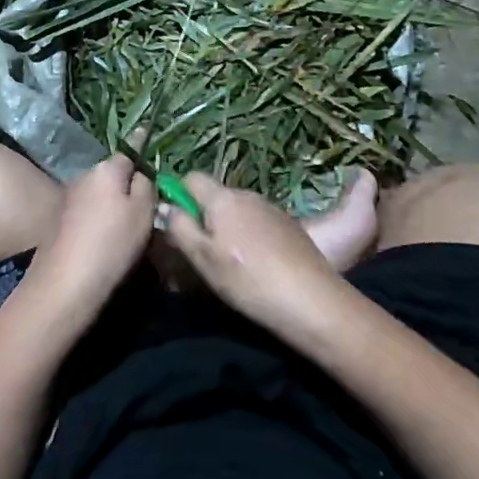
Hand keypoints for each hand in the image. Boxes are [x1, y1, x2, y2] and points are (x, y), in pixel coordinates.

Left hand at [23, 153, 156, 315]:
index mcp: (105, 168)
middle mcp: (82, 175)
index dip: (142, 174)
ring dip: (108, 209)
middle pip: (111, 177)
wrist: (65, 281)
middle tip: (140, 220)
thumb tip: (139, 176)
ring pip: (97, 196)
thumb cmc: (112, 242)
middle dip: (124, 192)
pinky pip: (84, 214)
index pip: (129, 156)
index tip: (151, 197)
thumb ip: (146, 185)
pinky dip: (93, 224)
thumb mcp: (144, 211)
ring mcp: (66, 197)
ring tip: (121, 237)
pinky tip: (99, 245)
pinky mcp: (56, 220)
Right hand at [164, 173, 346, 335]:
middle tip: (204, 252)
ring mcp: (272, 209)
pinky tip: (258, 265)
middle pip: (216, 195)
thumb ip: (179, 228)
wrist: (312, 300)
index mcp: (223, 198)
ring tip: (232, 262)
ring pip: (238, 210)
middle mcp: (248, 195)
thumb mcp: (202, 258)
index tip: (179, 223)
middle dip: (205, 215)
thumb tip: (166, 207)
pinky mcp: (290, 226)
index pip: (191, 177)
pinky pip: (258, 222)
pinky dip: (251, 236)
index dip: (179, 194)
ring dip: (229, 227)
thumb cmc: (247, 279)